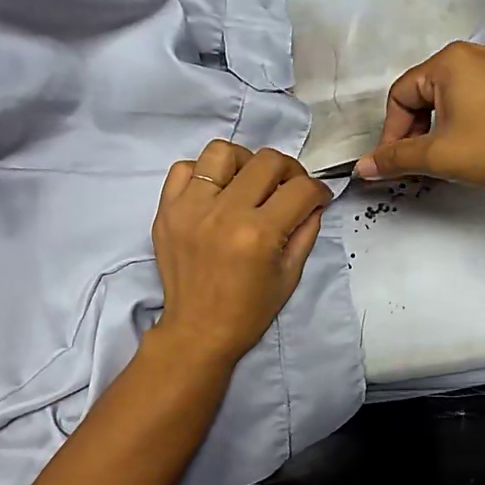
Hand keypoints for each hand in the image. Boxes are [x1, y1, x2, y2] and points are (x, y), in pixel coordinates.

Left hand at [151, 141, 331, 367]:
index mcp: (258, 234)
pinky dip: (202, 174)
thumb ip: (305, 231)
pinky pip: (184, 169)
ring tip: (246, 182)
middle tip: (287, 188)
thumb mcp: (290, 275)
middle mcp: (224, 214)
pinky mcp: (166, 211)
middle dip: (289, 170)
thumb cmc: (248, 311)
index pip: (300, 189)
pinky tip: (214, 192)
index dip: (317, 190)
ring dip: (243, 162)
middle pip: (266, 161)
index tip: (316, 198)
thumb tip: (313, 200)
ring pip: (222, 152)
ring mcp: (190, 209)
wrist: (198, 331)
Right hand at [355, 41, 484, 194]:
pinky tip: (477, 149)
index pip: (399, 96)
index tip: (395, 164)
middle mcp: (472, 56)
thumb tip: (362, 167)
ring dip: (439, 132)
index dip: (391, 133)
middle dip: (415, 133)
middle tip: (421, 164)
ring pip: (450, 101)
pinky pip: (476, 101)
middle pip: (423, 96)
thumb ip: (396, 159)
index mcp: (446, 62)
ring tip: (449, 160)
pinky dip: (465, 125)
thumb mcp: (439, 155)